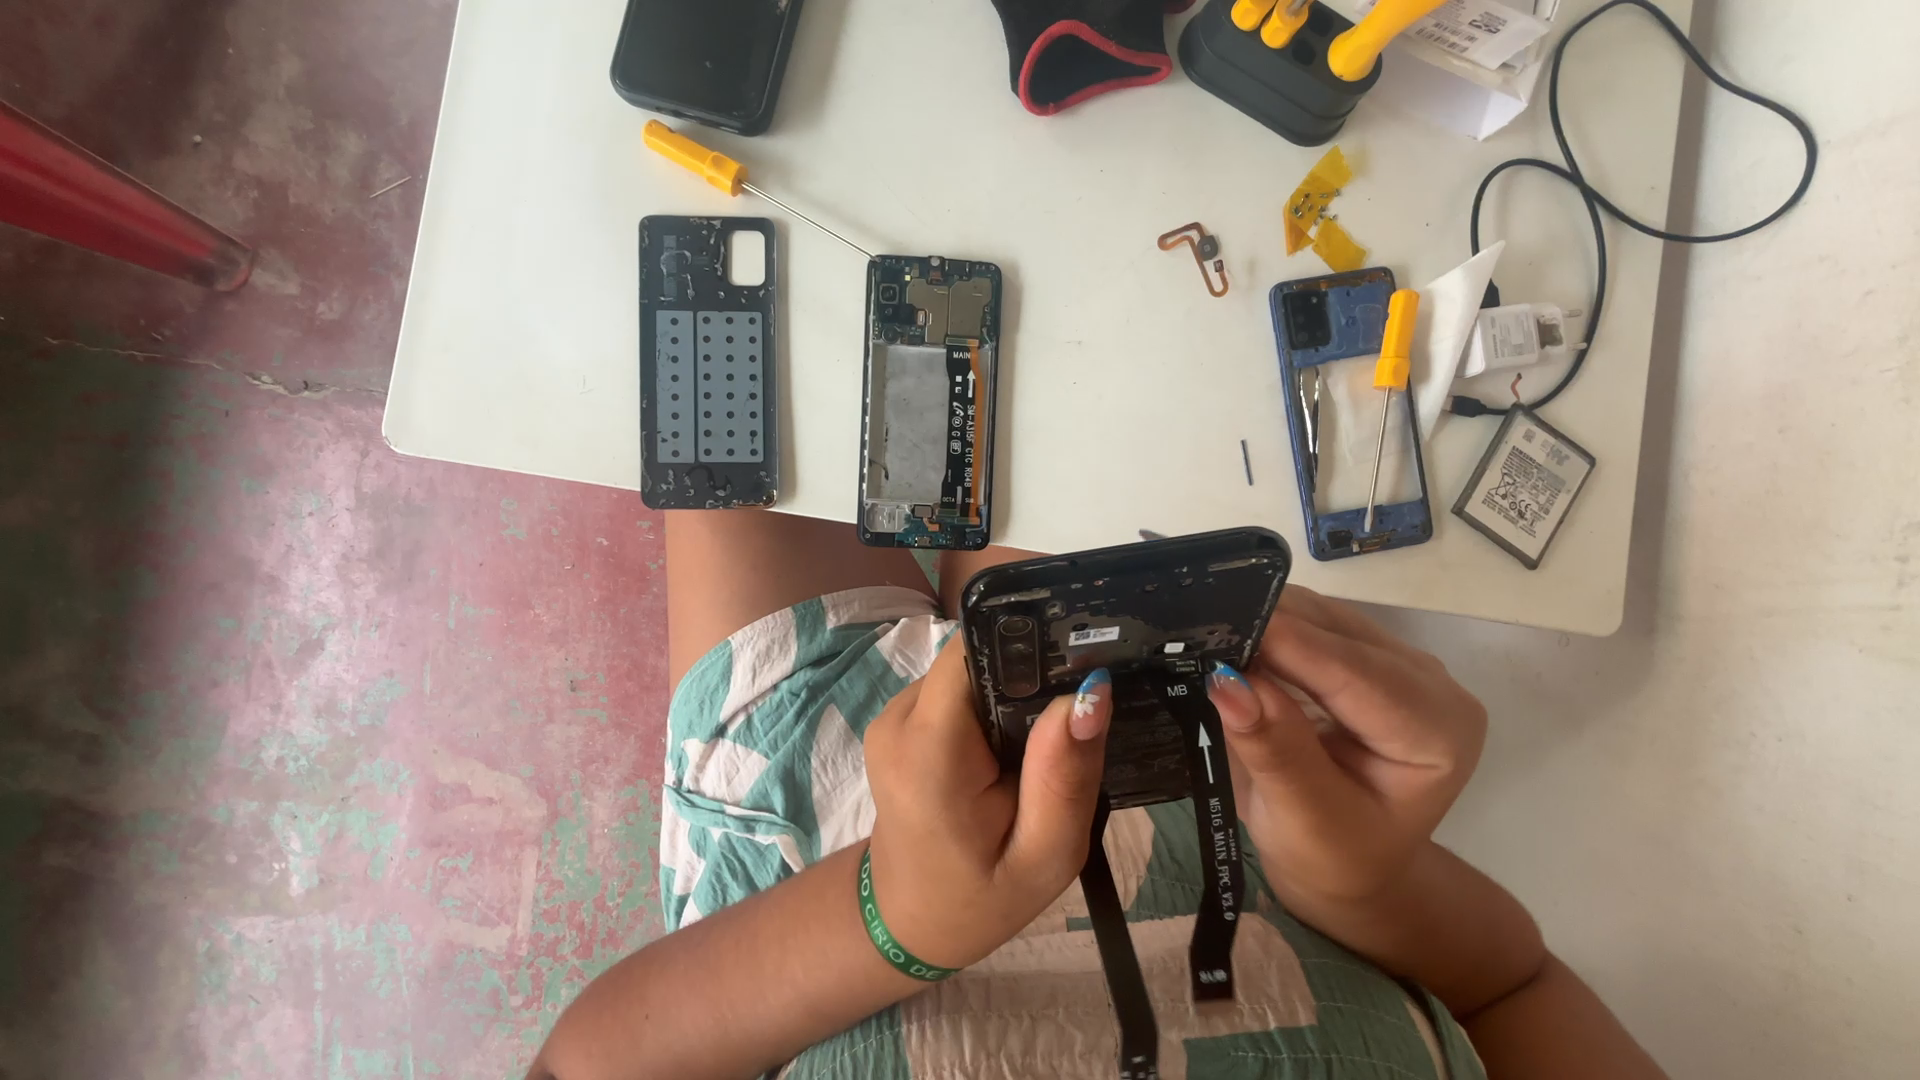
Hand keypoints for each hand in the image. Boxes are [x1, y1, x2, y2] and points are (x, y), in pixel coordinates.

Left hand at [863, 641, 1112, 969]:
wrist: (909, 920)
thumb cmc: (978, 898)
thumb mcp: (1043, 856)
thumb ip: (1064, 776)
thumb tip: (1090, 692)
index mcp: (928, 750)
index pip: (975, 652)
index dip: (1028, 647)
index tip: (1078, 665)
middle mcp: (899, 719)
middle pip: (975, 659)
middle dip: (1026, 680)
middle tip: (1068, 726)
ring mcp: (892, 717)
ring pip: (968, 673)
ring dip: (1008, 699)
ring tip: (1037, 747)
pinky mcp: (898, 721)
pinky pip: (954, 691)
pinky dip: (987, 710)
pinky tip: (1007, 751)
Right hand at [1207, 587, 1486, 904]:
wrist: (1343, 863)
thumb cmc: (1332, 856)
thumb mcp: (1303, 819)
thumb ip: (1273, 749)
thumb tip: (1228, 683)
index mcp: (1436, 732)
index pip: (1357, 672)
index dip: (1288, 647)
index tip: (1216, 633)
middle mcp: (1428, 684)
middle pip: (1338, 632)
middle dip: (1267, 627)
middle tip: (1190, 632)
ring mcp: (1394, 663)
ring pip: (1318, 613)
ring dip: (1259, 619)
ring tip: (1200, 636)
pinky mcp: (1359, 653)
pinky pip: (1307, 619)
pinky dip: (1263, 624)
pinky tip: (1225, 640)